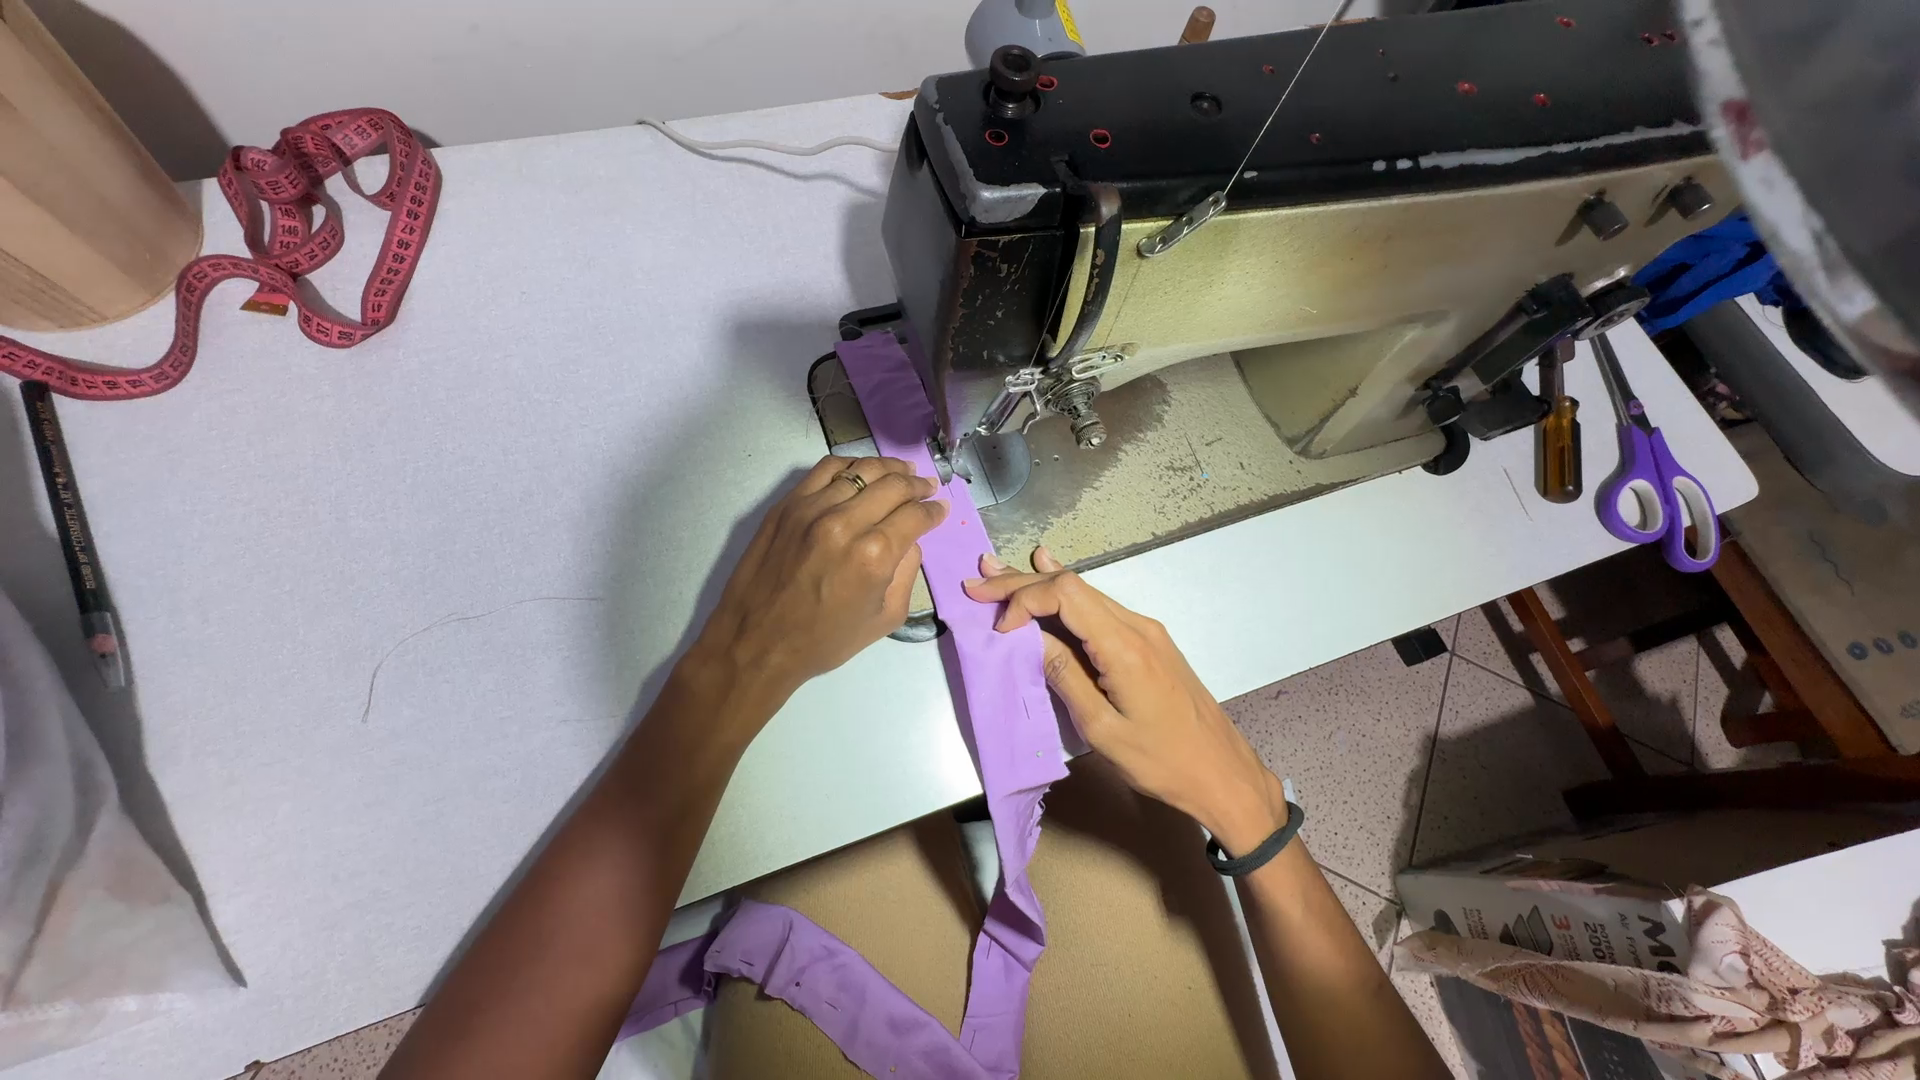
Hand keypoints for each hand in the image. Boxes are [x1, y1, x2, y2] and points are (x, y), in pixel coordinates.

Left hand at [687, 455, 947, 711]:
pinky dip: (850, 464)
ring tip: (902, 471)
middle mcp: (845, 522)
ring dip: (889, 469)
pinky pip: (826, 470)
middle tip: (928, 486)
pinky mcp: (787, 504)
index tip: (941, 508)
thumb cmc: (824, 640)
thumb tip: (911, 540)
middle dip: (917, 484)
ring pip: (861, 470)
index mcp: (874, 555)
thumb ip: (907, 572)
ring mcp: (812, 508)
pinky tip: (862, 471)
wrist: (756, 642)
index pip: (915, 515)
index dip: (934, 510)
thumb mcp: (885, 618)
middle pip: (893, 485)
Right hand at [963, 548, 1287, 854]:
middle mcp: (1137, 625)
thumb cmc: (1162, 761)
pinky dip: (1065, 596)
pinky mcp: (1148, 641)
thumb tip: (1030, 638)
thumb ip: (1065, 677)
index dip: (1025, 601)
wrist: (1223, 773)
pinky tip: (1048, 570)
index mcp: (1124, 645)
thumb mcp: (1103, 729)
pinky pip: (1099, 607)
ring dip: (1039, 587)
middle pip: (1072, 586)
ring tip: (998, 576)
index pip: (1065, 594)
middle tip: (977, 583)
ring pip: (1084, 593)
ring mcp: (1145, 630)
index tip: (999, 630)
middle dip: (1021, 584)